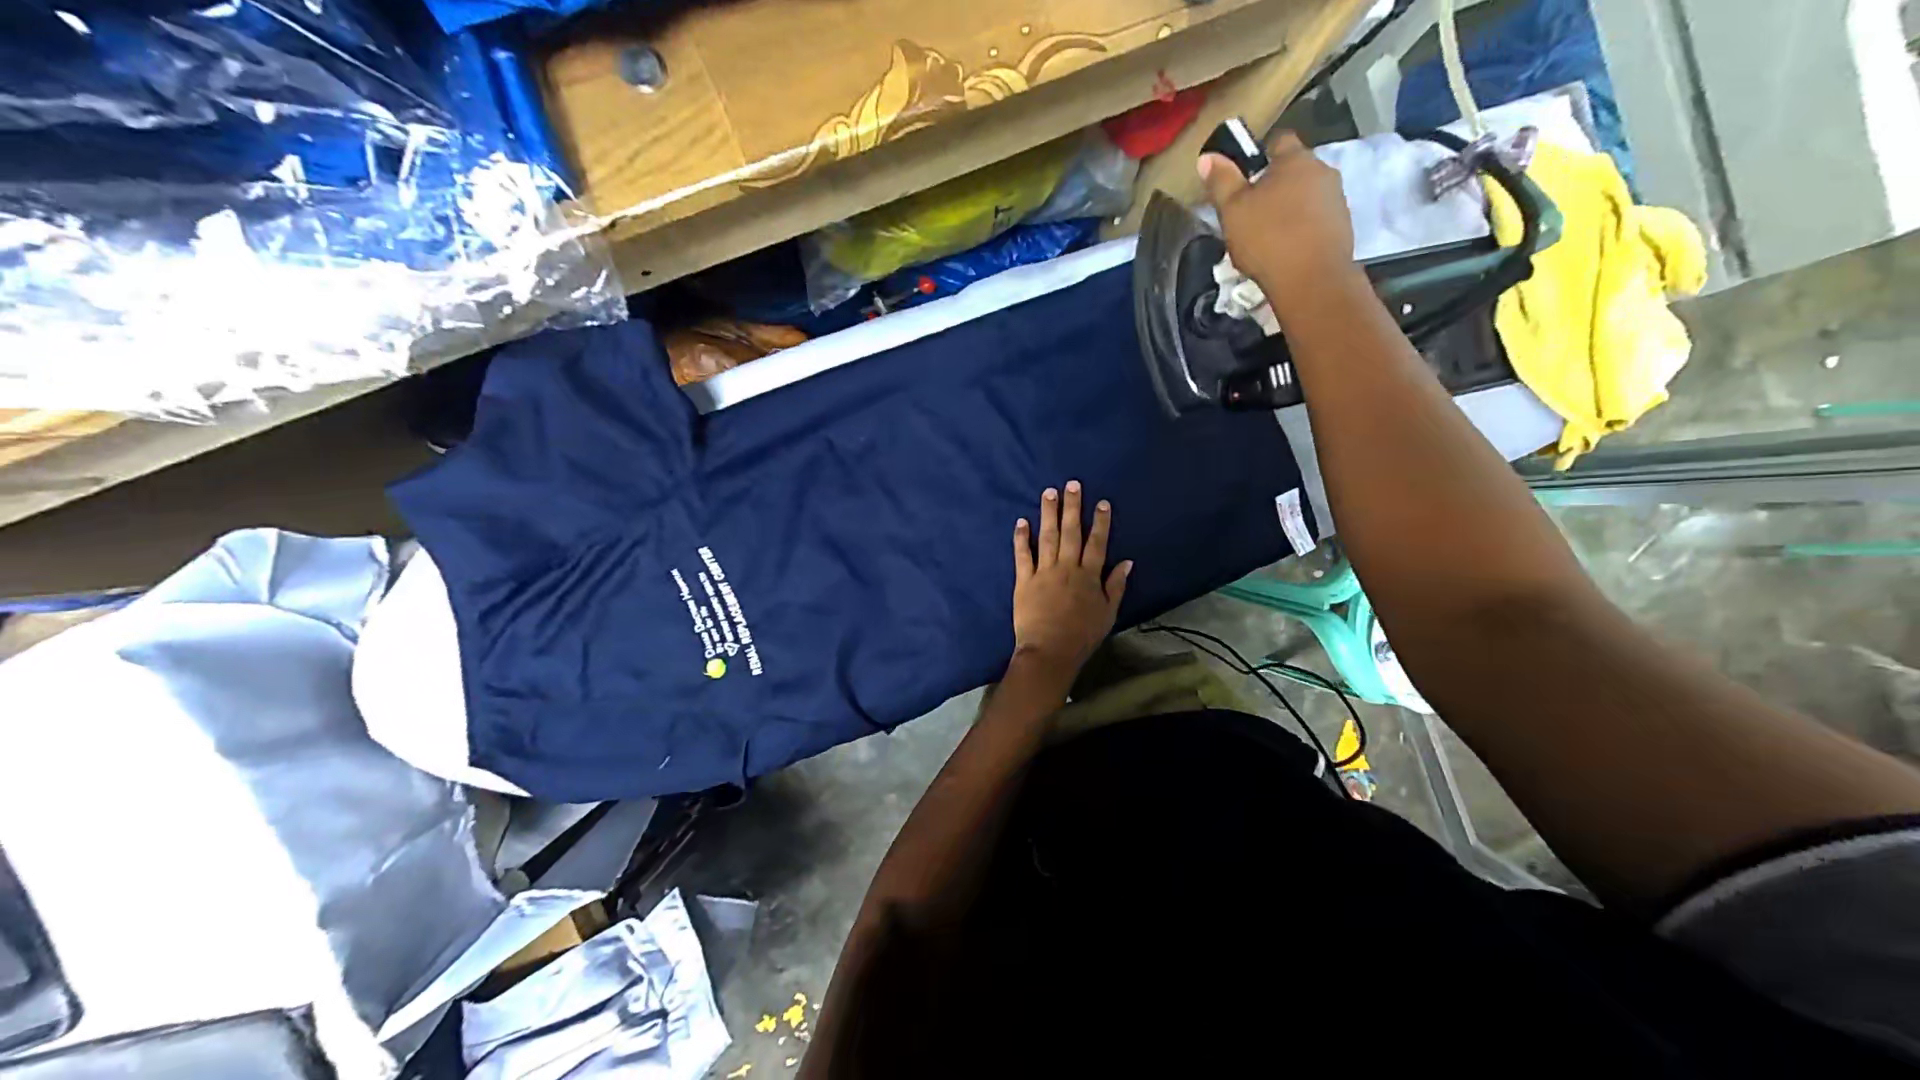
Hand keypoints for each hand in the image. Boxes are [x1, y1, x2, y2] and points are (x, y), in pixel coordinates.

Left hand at [1011, 481, 1131, 681]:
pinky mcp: (1024, 581)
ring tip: (1049, 492)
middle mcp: (1067, 568)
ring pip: (1047, 537)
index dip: (1100, 521)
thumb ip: (1116, 586)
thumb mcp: (1108, 613)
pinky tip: (1022, 521)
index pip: (1097, 542)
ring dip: (1049, 513)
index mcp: (1089, 576)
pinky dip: (1022, 538)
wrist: (1050, 651)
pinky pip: (1023, 555)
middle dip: (1073, 507)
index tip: (1102, 502)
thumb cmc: (1082, 636)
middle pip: (1071, 532)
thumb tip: (1127, 562)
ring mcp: (1044, 572)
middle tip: (1072, 484)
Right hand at [1199, 130, 1360, 306]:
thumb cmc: (1267, 238)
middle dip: (1275, 185)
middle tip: (1252, 211)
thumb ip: (1221, 181)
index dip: (1259, 154)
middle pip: (1294, 170)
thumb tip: (1207, 157)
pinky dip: (1303, 227)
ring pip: (1307, 195)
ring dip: (1290, 208)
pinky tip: (1287, 249)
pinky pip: (1317, 218)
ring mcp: (1337, 198)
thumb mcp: (1233, 210)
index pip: (1278, 140)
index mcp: (1295, 159)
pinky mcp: (1343, 225)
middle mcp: (1322, 170)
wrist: (1312, 280)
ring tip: (1269, 235)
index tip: (1244, 177)